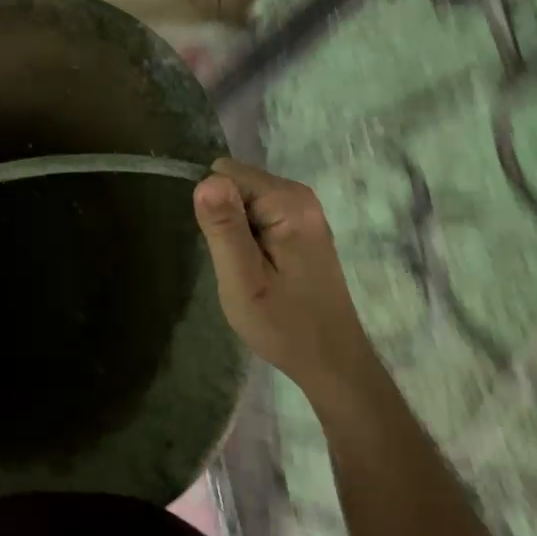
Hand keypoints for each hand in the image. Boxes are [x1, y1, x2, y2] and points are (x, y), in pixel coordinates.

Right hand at [192, 158, 369, 395]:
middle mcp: (299, 195)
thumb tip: (205, 181)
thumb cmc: (284, 325)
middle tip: (237, 266)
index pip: (225, 175)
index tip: (225, 251)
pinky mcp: (302, 226)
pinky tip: (260, 270)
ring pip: (243, 199)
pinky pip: (258, 214)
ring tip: (247, 270)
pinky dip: (249, 239)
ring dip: (235, 232)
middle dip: (225, 221)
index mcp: (287, 202)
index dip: (215, 212)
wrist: (330, 360)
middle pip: (236, 183)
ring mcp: (303, 210)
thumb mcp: (243, 281)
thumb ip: (224, 229)